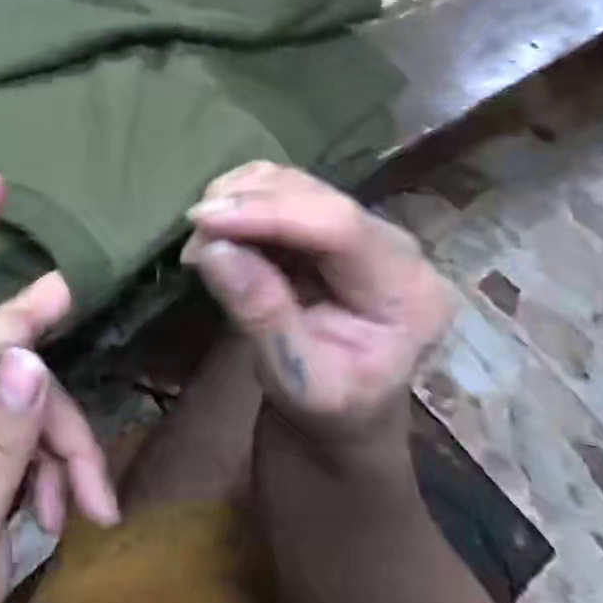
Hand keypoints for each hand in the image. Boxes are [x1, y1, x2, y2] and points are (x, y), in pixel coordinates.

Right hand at [181, 162, 454, 444]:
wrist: (340, 419)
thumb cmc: (326, 409)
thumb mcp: (296, 379)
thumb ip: (260, 313)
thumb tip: (213, 249)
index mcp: (408, 292)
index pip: (339, 227)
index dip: (268, 213)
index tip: (202, 220)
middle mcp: (395, 247)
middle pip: (315, 193)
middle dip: (245, 204)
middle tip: (194, 238)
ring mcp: (362, 230)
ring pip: (293, 183)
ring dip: (238, 199)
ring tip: (204, 239)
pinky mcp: (327, 224)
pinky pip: (278, 190)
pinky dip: (239, 200)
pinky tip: (220, 230)